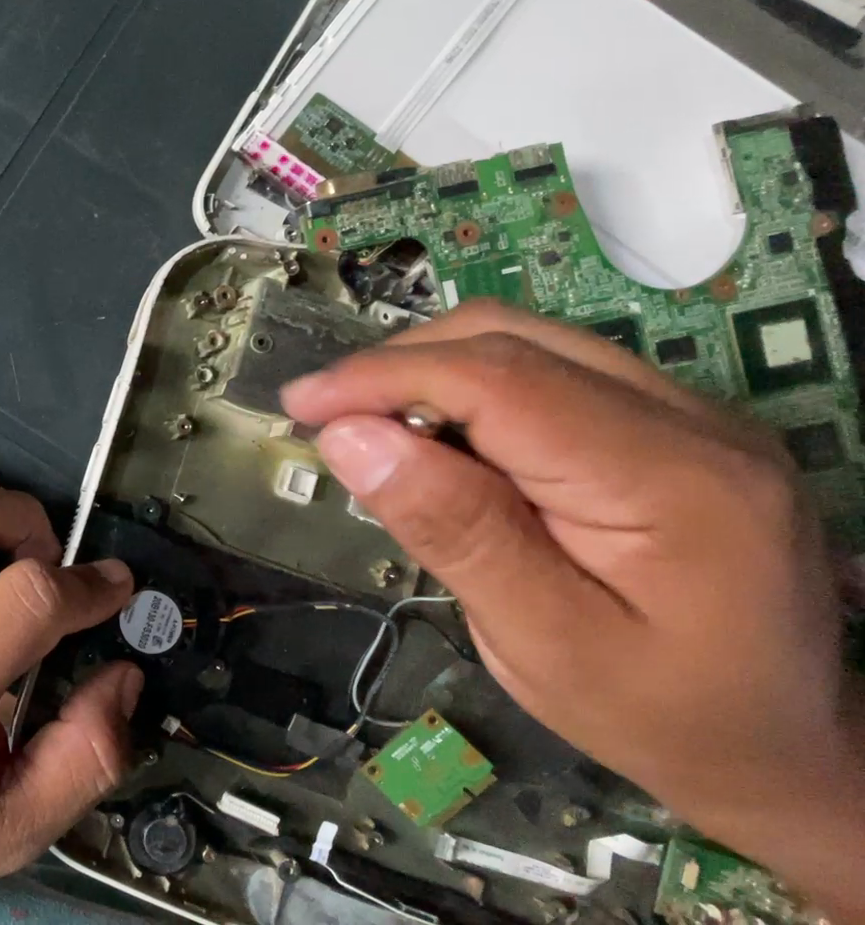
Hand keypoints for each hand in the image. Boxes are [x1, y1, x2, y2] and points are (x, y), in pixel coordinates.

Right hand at [281, 302, 864, 915]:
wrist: (787, 748)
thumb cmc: (660, 714)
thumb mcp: (539, 642)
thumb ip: (453, 530)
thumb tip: (350, 437)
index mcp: (672, 480)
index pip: (499, 381)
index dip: (383, 376)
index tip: (301, 404)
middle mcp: (692, 421)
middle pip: (512, 339)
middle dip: (398, 364)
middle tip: (327, 418)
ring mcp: (689, 415)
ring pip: (527, 341)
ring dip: (429, 371)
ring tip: (370, 428)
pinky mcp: (670, 425)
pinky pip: (549, 371)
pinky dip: (468, 390)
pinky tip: (439, 442)